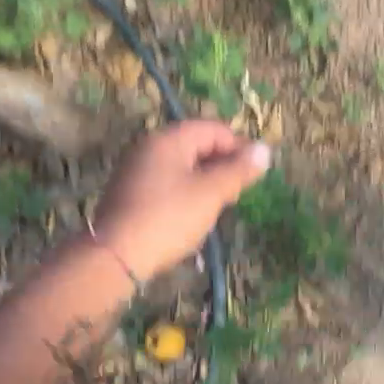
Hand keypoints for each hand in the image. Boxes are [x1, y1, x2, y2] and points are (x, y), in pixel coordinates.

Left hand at [91, 121, 270, 281]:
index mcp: (168, 140)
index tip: (256, 173)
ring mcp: (139, 169)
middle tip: (241, 190)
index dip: (240, 147)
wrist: (118, 254)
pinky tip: (198, 212)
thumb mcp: (211, 193)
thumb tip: (265, 150)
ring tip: (223, 203)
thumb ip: (239, 170)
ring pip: (186, 164)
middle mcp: (150, 147)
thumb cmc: (169, 218)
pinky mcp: (135, 191)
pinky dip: (191, 189)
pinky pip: (171, 179)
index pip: (213, 129)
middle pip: (198, 144)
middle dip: (225, 163)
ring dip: (210, 178)